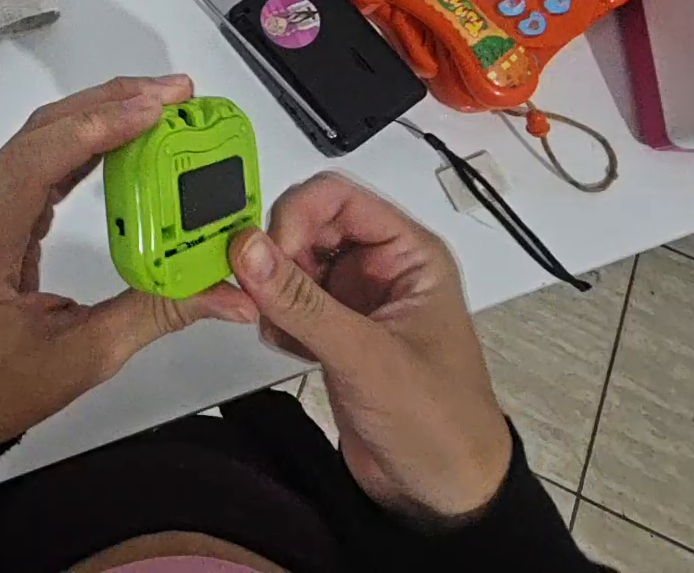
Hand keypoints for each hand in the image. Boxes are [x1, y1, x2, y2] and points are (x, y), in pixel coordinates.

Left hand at [0, 76, 257, 442]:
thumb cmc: (6, 380)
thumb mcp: (88, 353)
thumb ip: (159, 312)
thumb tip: (230, 292)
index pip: (34, 162)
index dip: (93, 129)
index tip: (151, 110)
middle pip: (41, 132)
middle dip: (108, 103)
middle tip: (174, 93)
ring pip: (44, 136)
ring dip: (101, 112)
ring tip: (160, 102)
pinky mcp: (4, 204)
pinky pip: (46, 156)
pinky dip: (89, 138)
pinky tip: (127, 131)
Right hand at [229, 174, 510, 526]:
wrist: (441, 496)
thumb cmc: (444, 428)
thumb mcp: (368, 358)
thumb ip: (302, 302)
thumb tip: (249, 249)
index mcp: (407, 254)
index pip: (336, 197)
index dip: (295, 215)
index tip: (267, 252)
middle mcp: (376, 266)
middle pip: (304, 223)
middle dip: (275, 255)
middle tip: (261, 292)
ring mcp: (350, 295)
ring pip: (286, 258)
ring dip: (271, 289)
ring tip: (286, 328)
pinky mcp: (328, 322)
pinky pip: (280, 294)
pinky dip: (273, 315)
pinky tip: (294, 347)